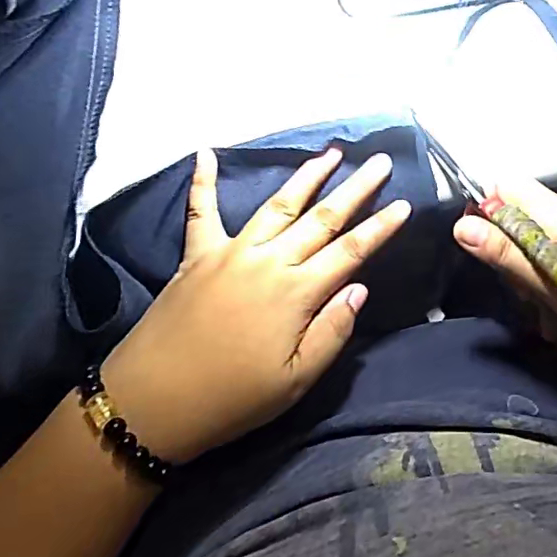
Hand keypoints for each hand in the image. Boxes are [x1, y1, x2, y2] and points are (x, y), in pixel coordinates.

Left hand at [102, 147, 409, 462]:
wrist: (151, 403)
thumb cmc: (232, 398)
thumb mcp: (296, 380)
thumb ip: (333, 331)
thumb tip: (360, 288)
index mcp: (296, 293)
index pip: (351, 252)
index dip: (380, 227)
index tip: (404, 204)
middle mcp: (268, 261)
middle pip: (322, 218)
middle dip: (356, 188)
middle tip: (379, 162)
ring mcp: (230, 253)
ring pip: (278, 205)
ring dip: (307, 176)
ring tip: (332, 153)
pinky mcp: (196, 256)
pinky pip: (201, 211)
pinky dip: (204, 181)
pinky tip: (207, 152)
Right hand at [451, 177, 556, 357]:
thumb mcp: (555, 281)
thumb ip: (508, 254)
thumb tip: (462, 226)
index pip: (505, 187)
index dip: (487, 212)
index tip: (488, 250)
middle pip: (520, 227)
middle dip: (515, 264)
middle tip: (530, 297)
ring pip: (542, 256)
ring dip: (540, 289)